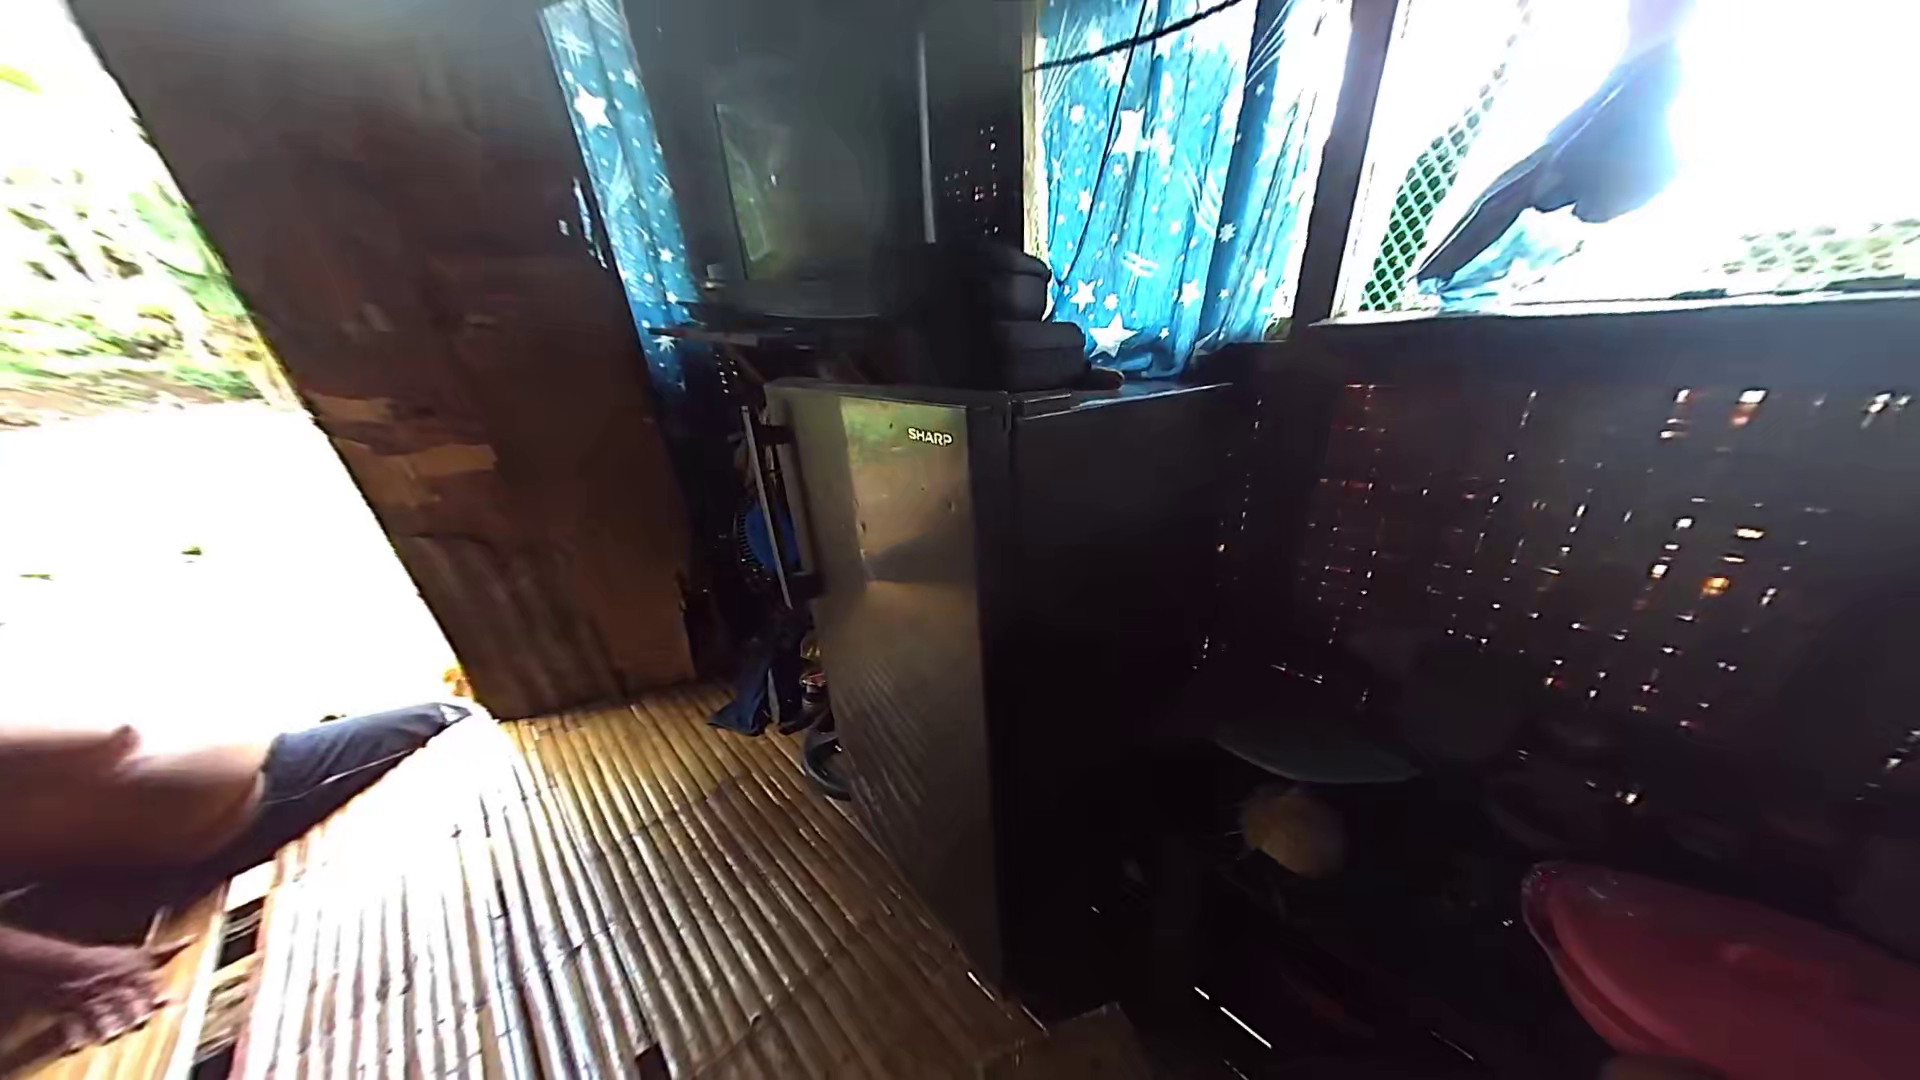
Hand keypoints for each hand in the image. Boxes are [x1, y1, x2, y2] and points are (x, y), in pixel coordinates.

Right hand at [36, 940, 185, 1050]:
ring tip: (111, 1037)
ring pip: (99, 1015)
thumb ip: (167, 951)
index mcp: (135, 974)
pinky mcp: (67, 1011)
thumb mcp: (140, 954)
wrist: (62, 964)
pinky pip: (69, 1025)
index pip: (149, 984)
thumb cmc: (108, 959)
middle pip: (126, 1001)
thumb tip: (193, 938)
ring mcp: (89, 999)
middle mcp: (115, 987)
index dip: (156, 993)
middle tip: (141, 1023)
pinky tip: (76, 1047)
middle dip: (133, 1011)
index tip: (166, 1001)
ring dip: (105, 1026)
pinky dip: (74, 1036)